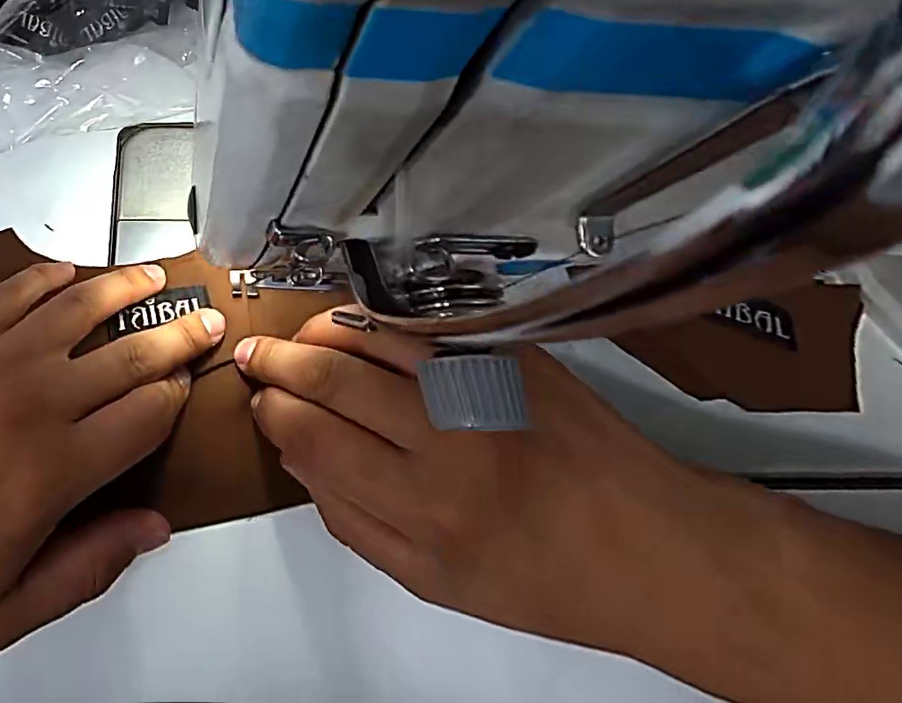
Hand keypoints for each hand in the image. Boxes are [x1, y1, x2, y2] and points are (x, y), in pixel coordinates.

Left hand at [0, 262, 224, 700]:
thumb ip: (88, 568)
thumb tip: (156, 528)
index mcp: (52, 470)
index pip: (146, 414)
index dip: (180, 395)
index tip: (197, 383)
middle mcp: (33, 401)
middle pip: (129, 351)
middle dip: (178, 334)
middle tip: (207, 318)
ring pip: (80, 306)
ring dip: (126, 287)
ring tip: (156, 278)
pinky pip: (12, 293)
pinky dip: (48, 276)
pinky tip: (69, 272)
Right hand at [234, 310, 791, 663]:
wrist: (649, 543)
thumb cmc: (541, 577)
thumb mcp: (433, 583)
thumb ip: (352, 521)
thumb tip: (298, 459)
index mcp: (422, 505)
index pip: (312, 437)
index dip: (272, 411)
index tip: (258, 400)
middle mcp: (445, 437)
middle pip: (330, 378)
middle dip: (277, 361)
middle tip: (252, 355)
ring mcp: (477, 383)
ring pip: (370, 336)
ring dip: (317, 330)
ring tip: (294, 336)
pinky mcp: (505, 353)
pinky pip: (419, 324)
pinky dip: (374, 318)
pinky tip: (350, 323)